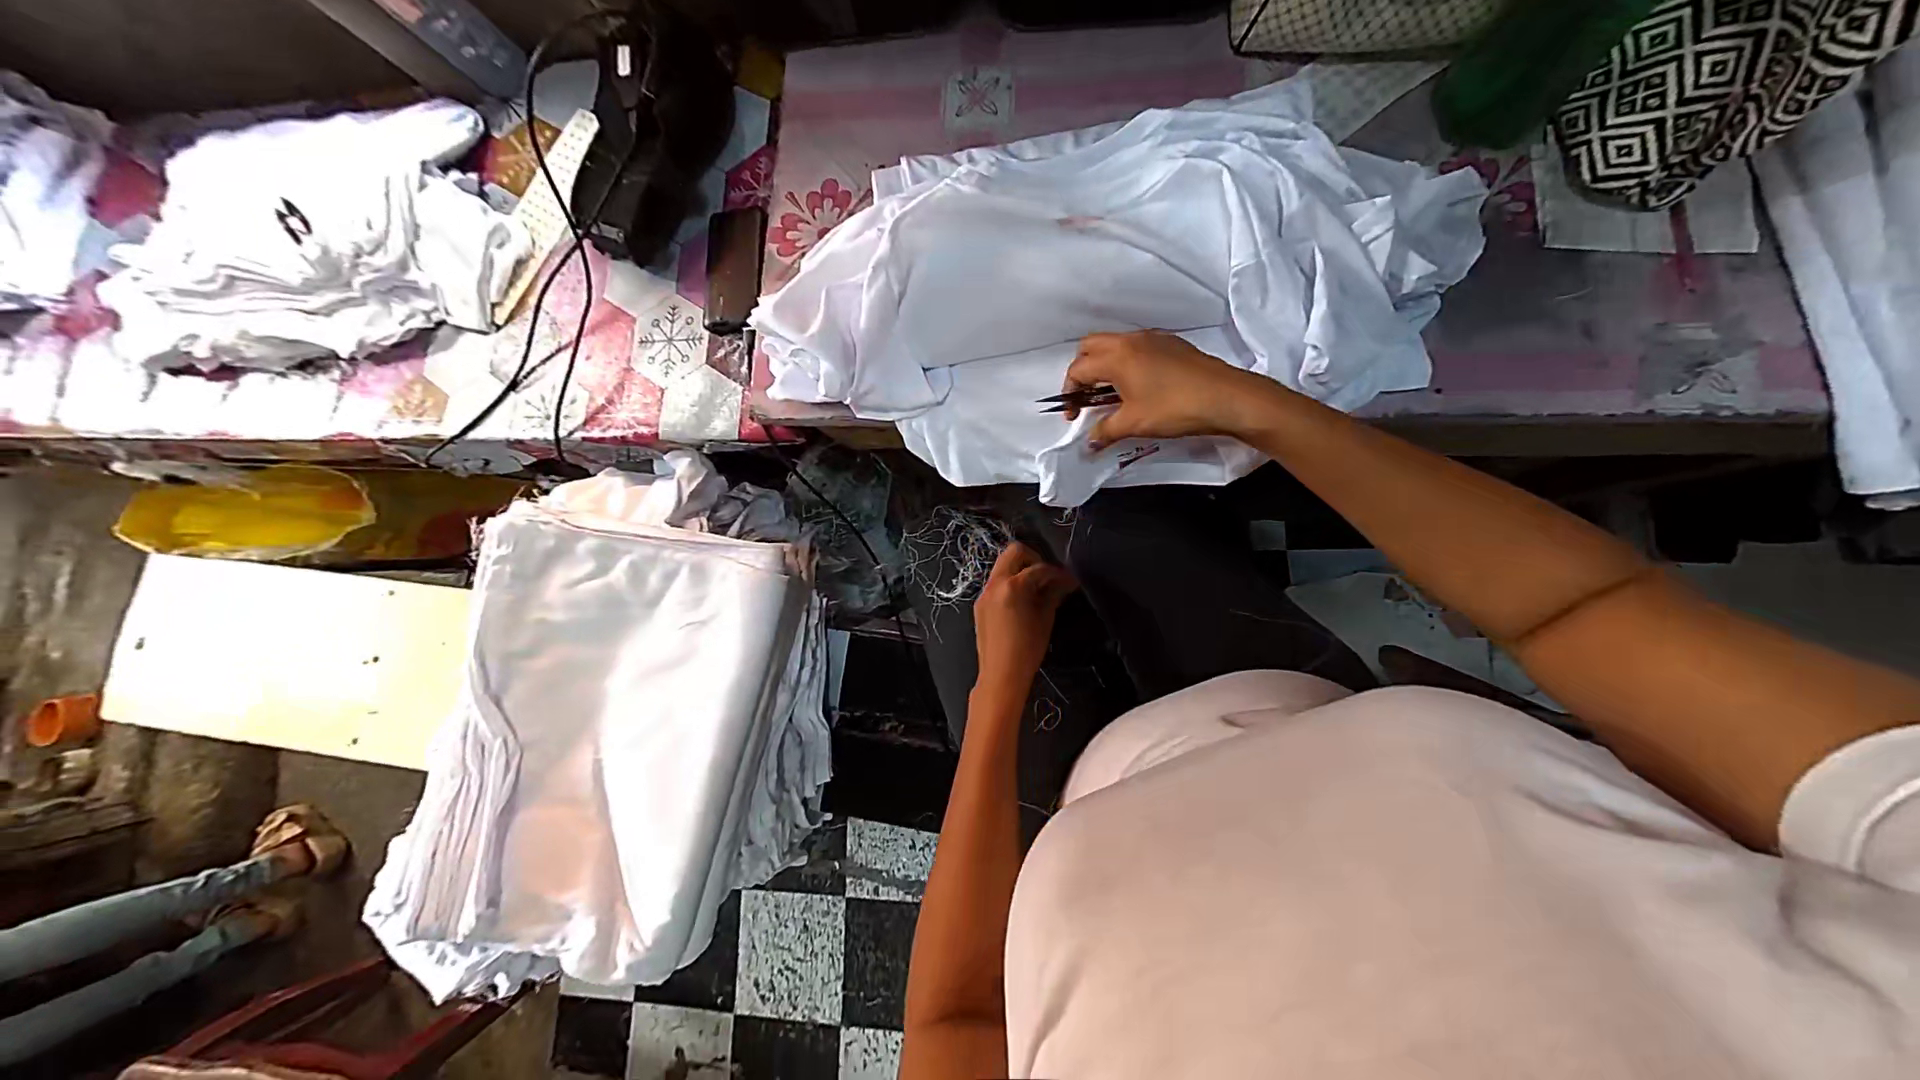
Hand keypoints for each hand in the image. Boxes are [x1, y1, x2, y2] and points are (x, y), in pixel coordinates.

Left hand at [972, 542, 1076, 690]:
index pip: (1039, 568)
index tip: (1070, 580)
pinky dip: (1011, 583)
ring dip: (1021, 570)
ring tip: (1038, 589)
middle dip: (1034, 559)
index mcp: (1012, 586)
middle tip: (1049, 575)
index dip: (1058, 573)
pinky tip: (1024, 600)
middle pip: (1014, 552)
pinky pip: (997, 583)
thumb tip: (1065, 581)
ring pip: (1003, 566)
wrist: (1000, 674)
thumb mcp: (1045, 618)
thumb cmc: (1027, 648)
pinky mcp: (980, 604)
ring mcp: (985, 593)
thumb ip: (1053, 593)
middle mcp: (994, 584)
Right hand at [1062, 330, 1280, 448]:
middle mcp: (1131, 341)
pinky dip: (1125, 361)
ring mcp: (1153, 339)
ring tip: (1110, 393)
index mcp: (1116, 356)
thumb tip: (1089, 442)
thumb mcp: (1134, 424)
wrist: (1226, 397)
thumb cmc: (1175, 408)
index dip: (1070, 392)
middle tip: (1086, 396)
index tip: (1074, 415)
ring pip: (1114, 343)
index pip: (1079, 369)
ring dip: (1104, 364)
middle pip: (1091, 346)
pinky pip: (1136, 346)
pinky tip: (1137, 386)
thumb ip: (1105, 431)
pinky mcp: (1171, 344)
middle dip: (1081, 370)